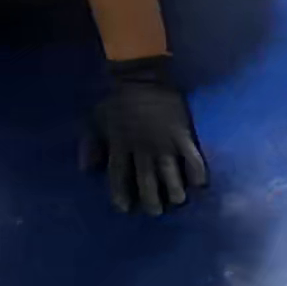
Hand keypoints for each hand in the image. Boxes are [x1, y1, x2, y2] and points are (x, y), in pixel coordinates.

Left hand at [83, 56, 208, 215]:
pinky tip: (198, 185)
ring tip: (176, 201)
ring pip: (172, 177)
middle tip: (156, 210)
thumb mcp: (96, 119)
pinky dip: (197, 175)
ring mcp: (165, 144)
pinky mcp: (184, 136)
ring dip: (174, 193)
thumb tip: (87, 170)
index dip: (121, 196)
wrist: (143, 75)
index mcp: (120, 146)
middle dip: (152, 202)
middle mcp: (143, 150)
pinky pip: (194, 161)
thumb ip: (91, 145)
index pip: (119, 179)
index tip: (126, 208)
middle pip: (148, 184)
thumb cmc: (118, 100)